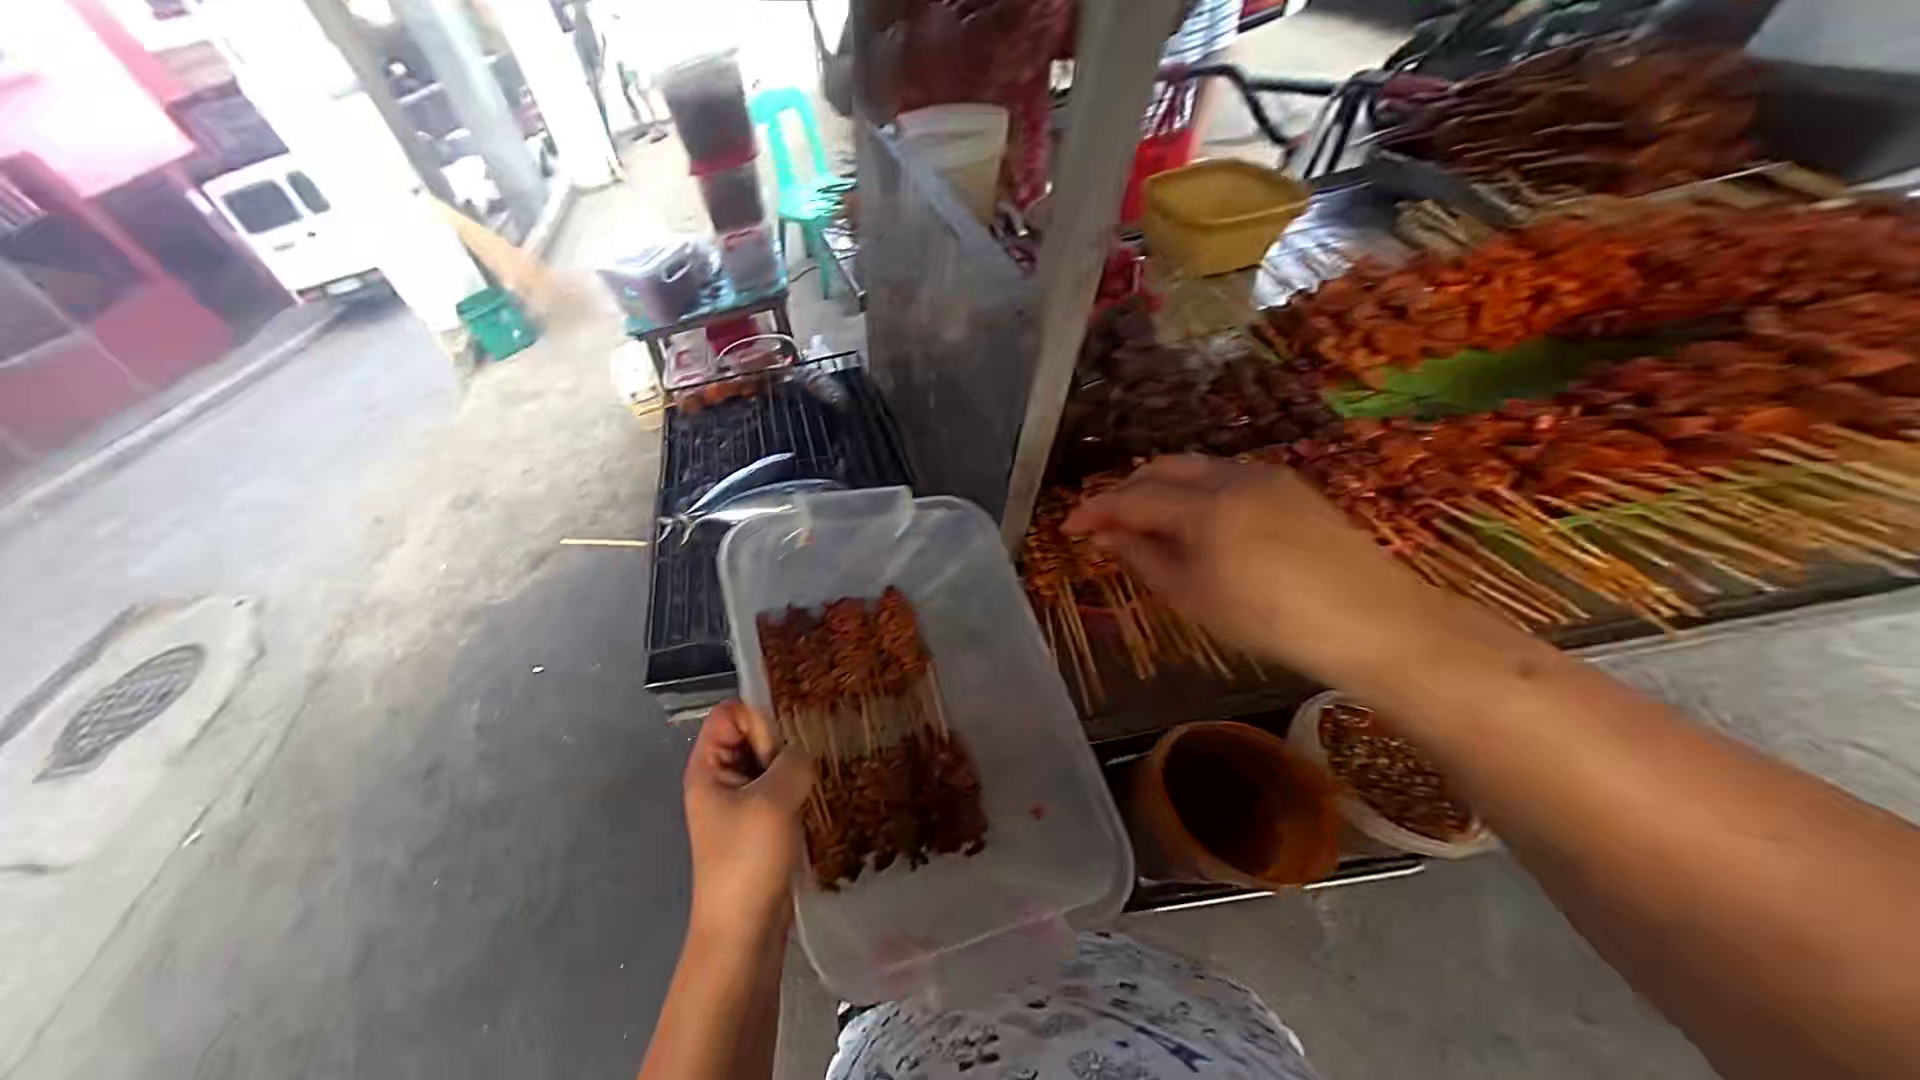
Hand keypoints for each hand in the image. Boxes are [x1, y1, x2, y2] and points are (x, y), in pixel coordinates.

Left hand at [683, 702, 814, 938]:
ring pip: (771, 761)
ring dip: (793, 767)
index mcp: (707, 767)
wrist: (744, 930)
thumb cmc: (747, 861)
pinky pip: (781, 785)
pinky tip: (811, 803)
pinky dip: (797, 787)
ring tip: (809, 788)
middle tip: (798, 771)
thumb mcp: (773, 800)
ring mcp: (740, 801)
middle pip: (752, 733)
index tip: (778, 749)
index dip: (758, 719)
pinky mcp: (760, 821)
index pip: (730, 713)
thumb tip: (802, 754)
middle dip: (781, 743)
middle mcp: (720, 777)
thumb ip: (792, 760)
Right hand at [1063, 455, 1451, 681]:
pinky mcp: (1291, 487)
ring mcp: (1267, 477)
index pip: (1133, 498)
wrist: (1373, 622)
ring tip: (1147, 524)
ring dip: (1162, 489)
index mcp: (1206, 506)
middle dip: (1127, 490)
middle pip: (1163, 468)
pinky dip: (1196, 493)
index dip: (1096, 510)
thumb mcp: (1192, 597)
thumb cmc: (1270, 620)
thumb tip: (1107, 537)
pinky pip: (1226, 478)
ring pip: (1196, 469)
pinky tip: (1195, 523)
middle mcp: (1234, 477)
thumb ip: (1143, 558)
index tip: (1069, 526)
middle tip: (1105, 523)